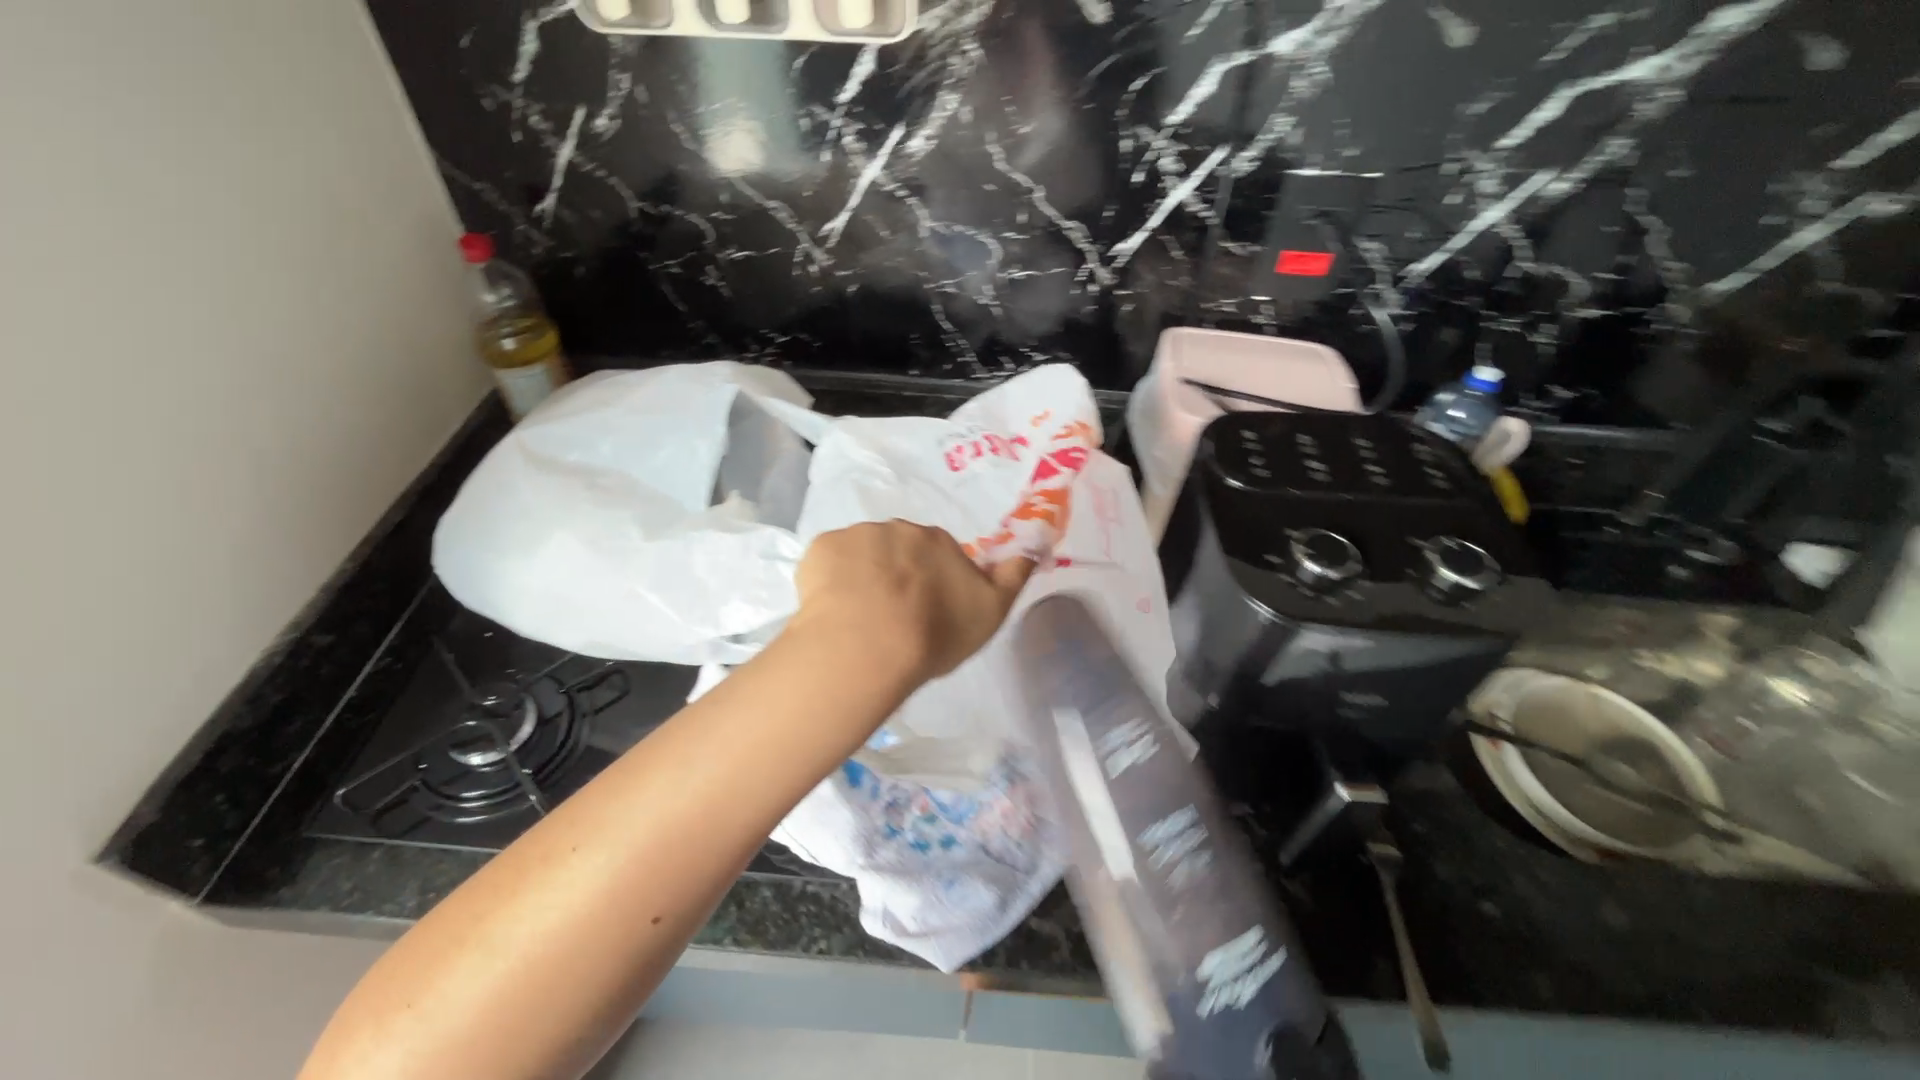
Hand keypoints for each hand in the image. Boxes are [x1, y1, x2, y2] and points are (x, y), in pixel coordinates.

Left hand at [790, 521, 1035, 683]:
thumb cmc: (934, 632)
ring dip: (862, 578)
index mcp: (939, 541)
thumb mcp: (992, 611)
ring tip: (860, 620)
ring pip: (861, 556)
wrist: (868, 644)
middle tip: (891, 618)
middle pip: (898, 550)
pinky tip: (833, 612)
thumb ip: (1013, 575)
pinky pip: (828, 563)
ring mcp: (857, 536)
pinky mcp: (821, 550)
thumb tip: (1032, 545)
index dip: (933, 582)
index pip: (939, 555)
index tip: (926, 612)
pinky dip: (830, 582)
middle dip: (896, 575)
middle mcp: (899, 528)